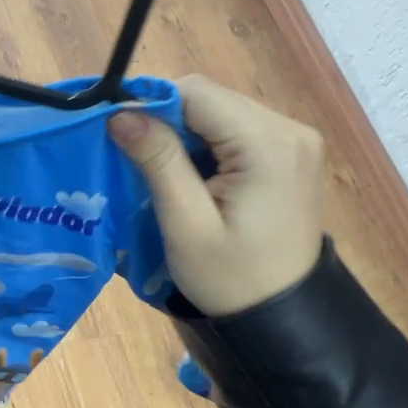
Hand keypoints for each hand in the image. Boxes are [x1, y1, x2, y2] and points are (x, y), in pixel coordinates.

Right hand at [109, 76, 324, 316]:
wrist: (281, 314)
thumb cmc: (229, 277)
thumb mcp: (185, 223)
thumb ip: (158, 162)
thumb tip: (120, 114)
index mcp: (268, 144)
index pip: (196, 93)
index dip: (149, 105)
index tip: (115, 134)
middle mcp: (289, 128)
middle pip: (209, 99)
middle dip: (164, 120)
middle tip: (131, 159)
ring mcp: (293, 140)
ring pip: (219, 112)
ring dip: (181, 134)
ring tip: (158, 172)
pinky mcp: (288, 154)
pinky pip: (234, 131)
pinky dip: (202, 145)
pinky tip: (188, 177)